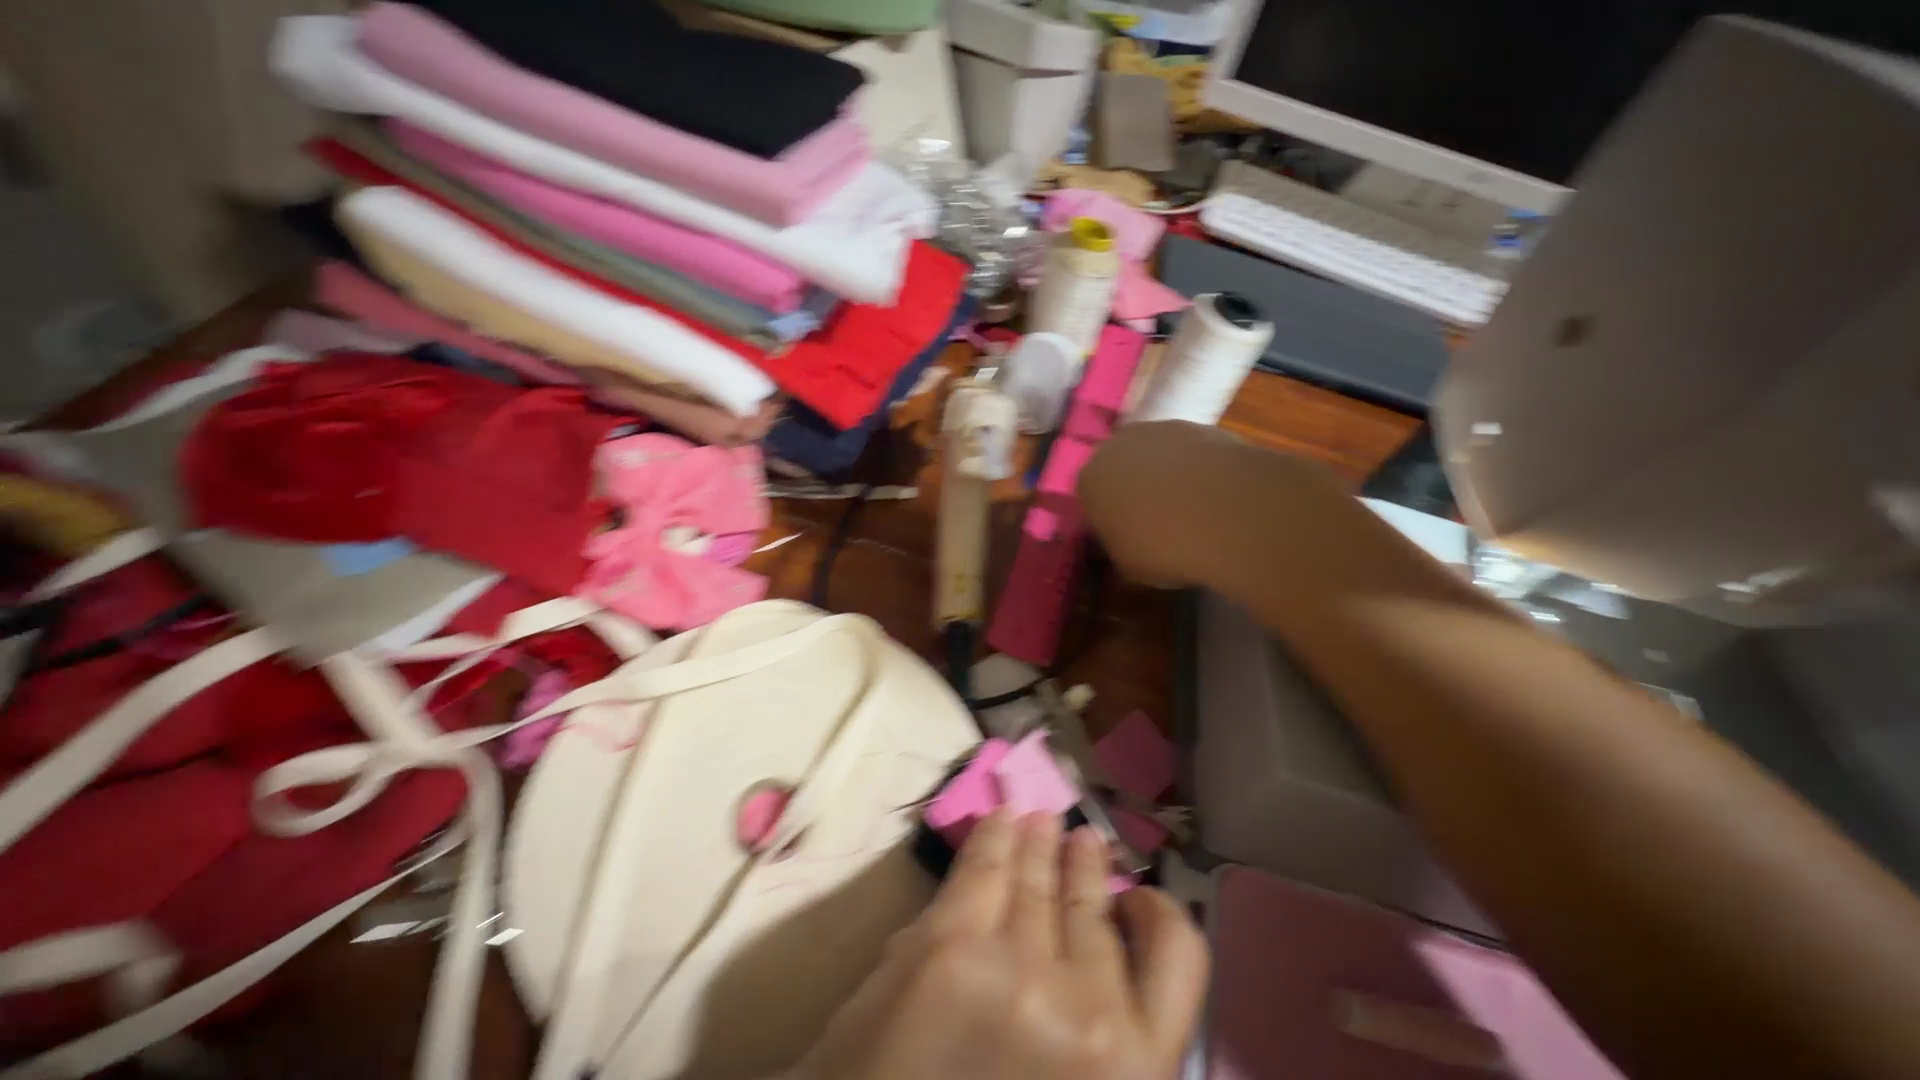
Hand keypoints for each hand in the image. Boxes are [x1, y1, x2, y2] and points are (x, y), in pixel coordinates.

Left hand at [790, 811, 1208, 1079]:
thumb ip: (1097, 1033)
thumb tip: (1092, 951)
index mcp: (1133, 1065)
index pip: (1180, 957)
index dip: (1160, 916)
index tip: (1134, 898)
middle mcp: (1089, 1014)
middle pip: (1092, 912)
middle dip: (1085, 868)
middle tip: (1082, 838)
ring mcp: (1019, 973)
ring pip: (1038, 883)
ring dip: (1040, 843)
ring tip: (1041, 820)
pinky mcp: (951, 946)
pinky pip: (983, 870)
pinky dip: (993, 836)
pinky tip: (1000, 819)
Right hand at [1078, 421, 1248, 587]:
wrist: (1224, 509)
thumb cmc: (1161, 545)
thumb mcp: (1129, 569)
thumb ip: (1119, 553)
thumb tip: (1125, 550)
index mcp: (1088, 480)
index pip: (1090, 502)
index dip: (1109, 522)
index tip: (1127, 540)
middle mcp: (1117, 446)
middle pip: (1121, 470)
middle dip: (1134, 492)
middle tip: (1157, 523)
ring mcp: (1160, 429)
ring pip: (1157, 457)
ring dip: (1167, 478)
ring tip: (1192, 511)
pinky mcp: (1201, 426)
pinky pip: (1191, 454)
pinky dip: (1197, 470)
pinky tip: (1214, 497)